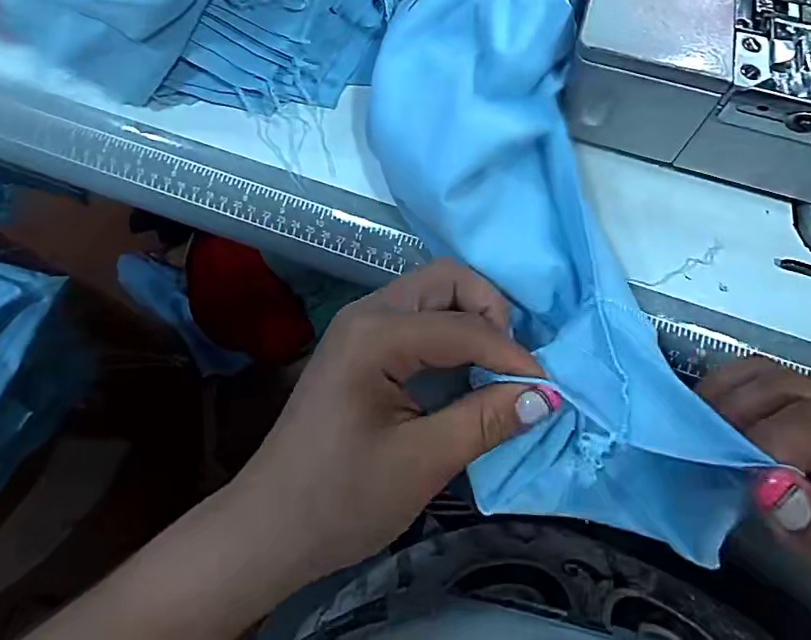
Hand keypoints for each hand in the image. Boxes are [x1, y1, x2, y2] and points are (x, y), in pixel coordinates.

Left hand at [31, 261, 555, 639]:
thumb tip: (546, 395)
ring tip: (494, 368)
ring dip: (472, 320)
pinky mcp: (363, 343)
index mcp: (375, 334)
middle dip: (490, 312)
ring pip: (435, 293)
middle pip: (447, 280)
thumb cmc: (339, 500)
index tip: (546, 388)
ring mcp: (362, 324)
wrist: (265, 531)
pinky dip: (452, 334)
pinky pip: (420, 317)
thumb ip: (485, 420)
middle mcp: (368, 312)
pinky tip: (464, 372)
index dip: (511, 354)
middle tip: (510, 363)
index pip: (462, 326)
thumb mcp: (421, 463)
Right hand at [700, 357, 810, 639]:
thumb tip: (762, 482)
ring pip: (795, 386)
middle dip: (745, 406)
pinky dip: (752, 410)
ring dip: (742, 398)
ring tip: (701, 430)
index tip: (721, 471)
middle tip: (694, 442)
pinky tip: (727, 430)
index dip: (769, 437)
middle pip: (808, 390)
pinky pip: (796, 410)